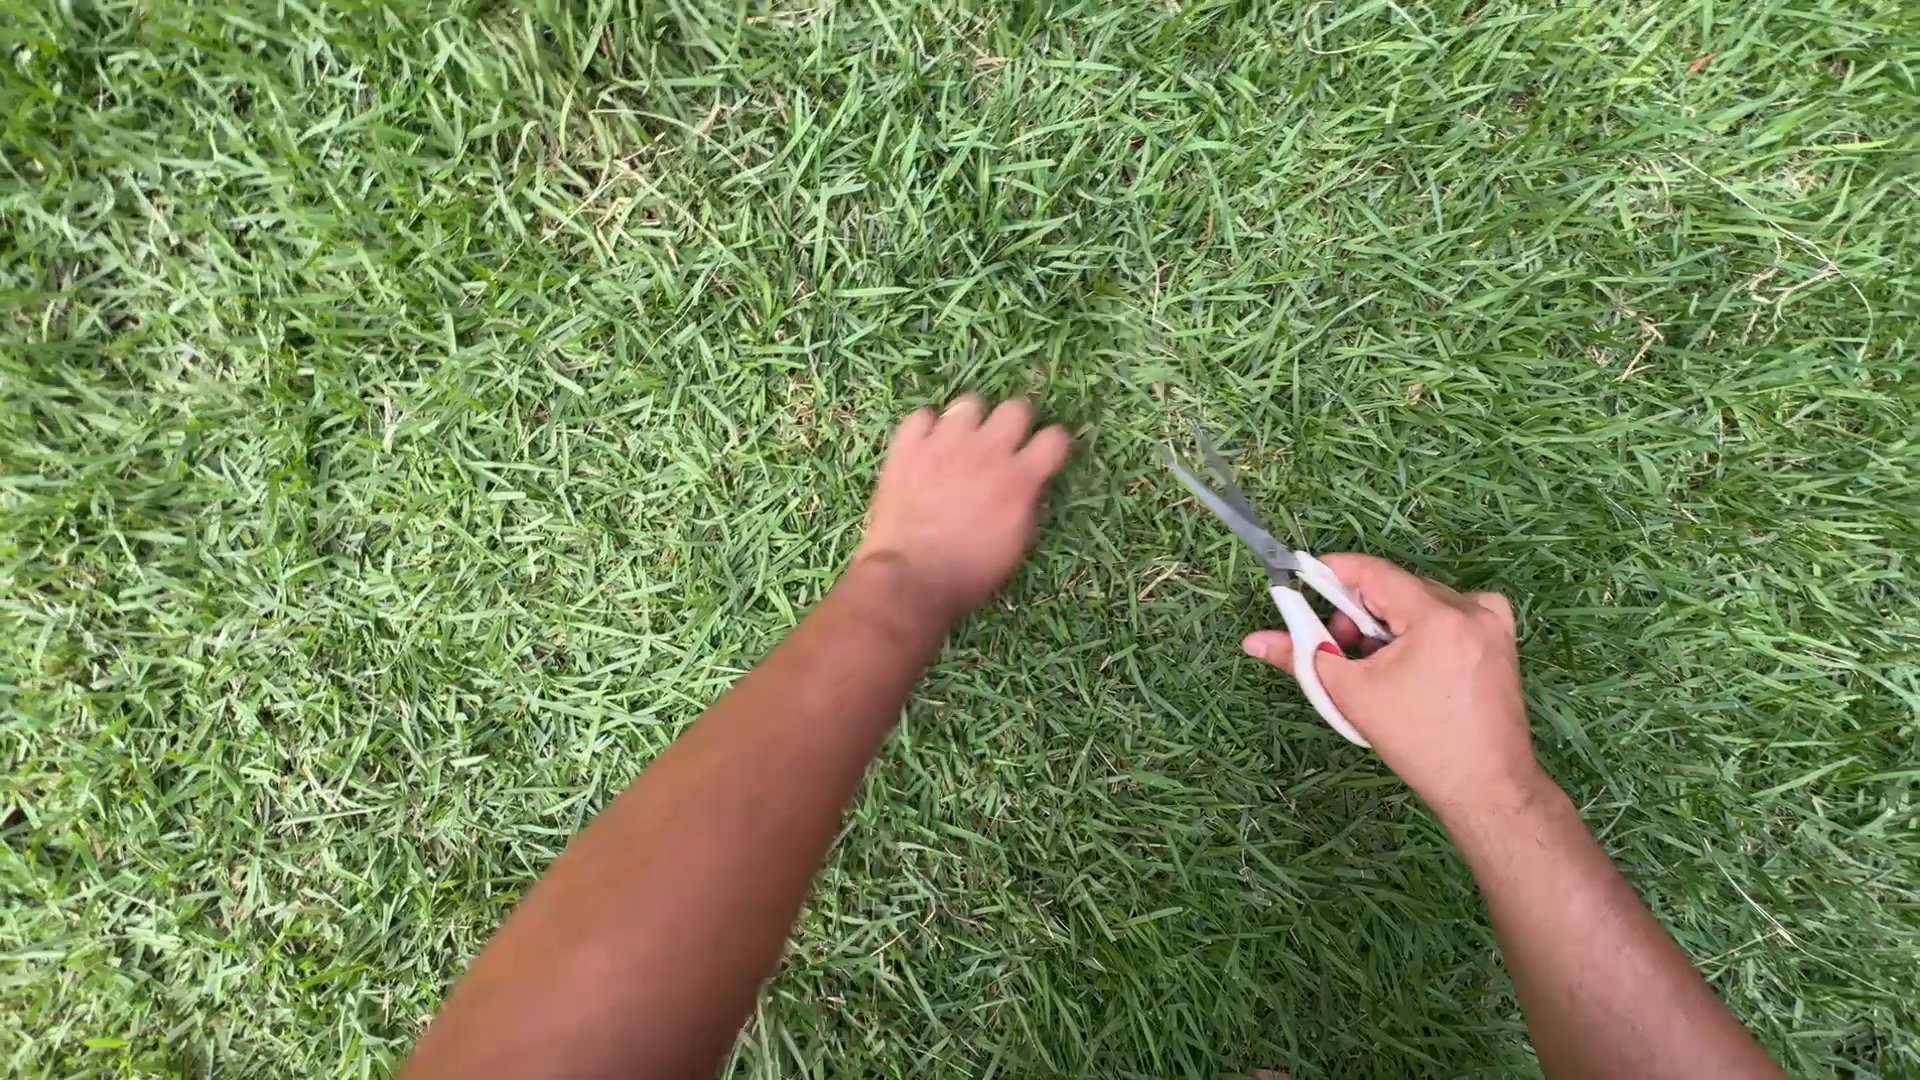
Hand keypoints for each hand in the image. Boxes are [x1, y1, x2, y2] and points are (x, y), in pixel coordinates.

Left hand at [851, 395, 1072, 619]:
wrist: (911, 576)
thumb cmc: (970, 572)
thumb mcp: (1015, 547)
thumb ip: (1028, 508)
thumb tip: (1031, 489)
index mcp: (1020, 477)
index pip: (1055, 438)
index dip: (1053, 445)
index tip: (1044, 455)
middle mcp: (987, 450)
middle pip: (1015, 408)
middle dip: (1015, 422)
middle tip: (1003, 443)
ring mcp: (945, 443)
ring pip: (969, 403)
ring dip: (971, 421)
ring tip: (961, 442)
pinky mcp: (908, 447)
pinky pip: (922, 416)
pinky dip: (927, 428)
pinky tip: (926, 446)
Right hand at [1242, 554, 1546, 818]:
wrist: (1484, 785)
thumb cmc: (1415, 740)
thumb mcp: (1348, 693)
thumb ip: (1298, 655)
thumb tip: (1252, 640)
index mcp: (1435, 618)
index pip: (1373, 573)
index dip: (1332, 570)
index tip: (1303, 578)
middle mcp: (1471, 611)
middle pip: (1395, 588)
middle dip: (1358, 609)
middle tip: (1340, 645)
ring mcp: (1493, 624)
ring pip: (1420, 600)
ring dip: (1389, 619)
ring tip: (1377, 658)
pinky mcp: (1502, 640)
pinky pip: (1455, 610)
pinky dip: (1426, 622)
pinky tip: (1417, 650)